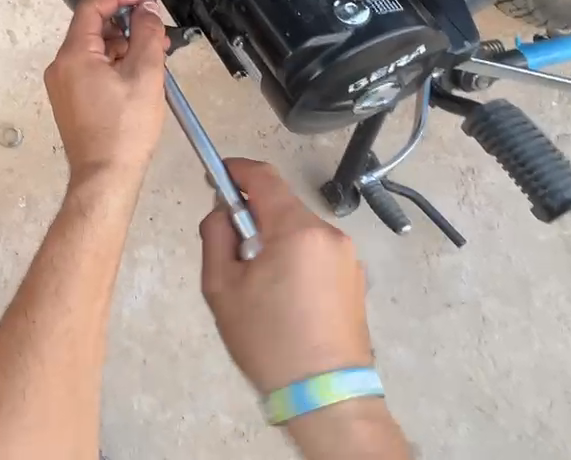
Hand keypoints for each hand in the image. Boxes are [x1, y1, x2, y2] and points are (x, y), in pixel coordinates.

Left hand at [42, 0, 169, 191]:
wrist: (106, 177)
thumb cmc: (124, 131)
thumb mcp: (145, 74)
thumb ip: (147, 35)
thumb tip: (146, 9)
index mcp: (73, 55)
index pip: (91, 8)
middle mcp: (61, 67)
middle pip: (93, 30)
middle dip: (127, 27)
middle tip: (155, 33)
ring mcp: (63, 85)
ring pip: (95, 51)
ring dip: (123, 47)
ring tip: (154, 57)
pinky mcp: (70, 100)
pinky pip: (91, 70)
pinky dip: (114, 66)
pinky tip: (138, 76)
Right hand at [200, 159, 374, 392]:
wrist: (327, 399)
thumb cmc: (269, 340)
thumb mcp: (221, 286)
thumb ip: (215, 234)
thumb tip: (224, 212)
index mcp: (297, 229)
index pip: (263, 176)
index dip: (235, 170)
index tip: (216, 177)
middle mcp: (329, 234)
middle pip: (281, 204)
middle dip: (252, 216)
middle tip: (231, 250)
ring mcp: (347, 257)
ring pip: (297, 229)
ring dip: (272, 238)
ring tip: (257, 282)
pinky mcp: (355, 280)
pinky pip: (314, 251)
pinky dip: (293, 258)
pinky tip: (282, 296)